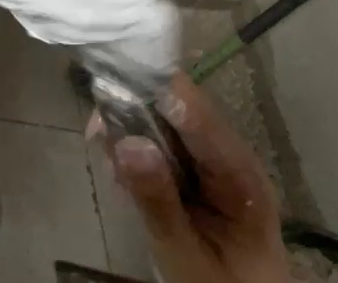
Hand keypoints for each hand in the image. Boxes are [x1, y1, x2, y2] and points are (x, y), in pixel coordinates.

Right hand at [101, 74, 290, 282]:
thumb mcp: (185, 254)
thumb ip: (158, 202)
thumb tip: (127, 141)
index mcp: (241, 176)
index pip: (198, 114)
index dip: (155, 89)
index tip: (108, 82)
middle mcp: (231, 156)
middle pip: (178, 108)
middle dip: (133, 111)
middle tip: (96, 131)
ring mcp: (215, 160)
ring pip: (165, 120)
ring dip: (129, 128)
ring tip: (105, 153)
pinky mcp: (199, 167)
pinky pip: (163, 139)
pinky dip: (135, 145)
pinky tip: (120, 170)